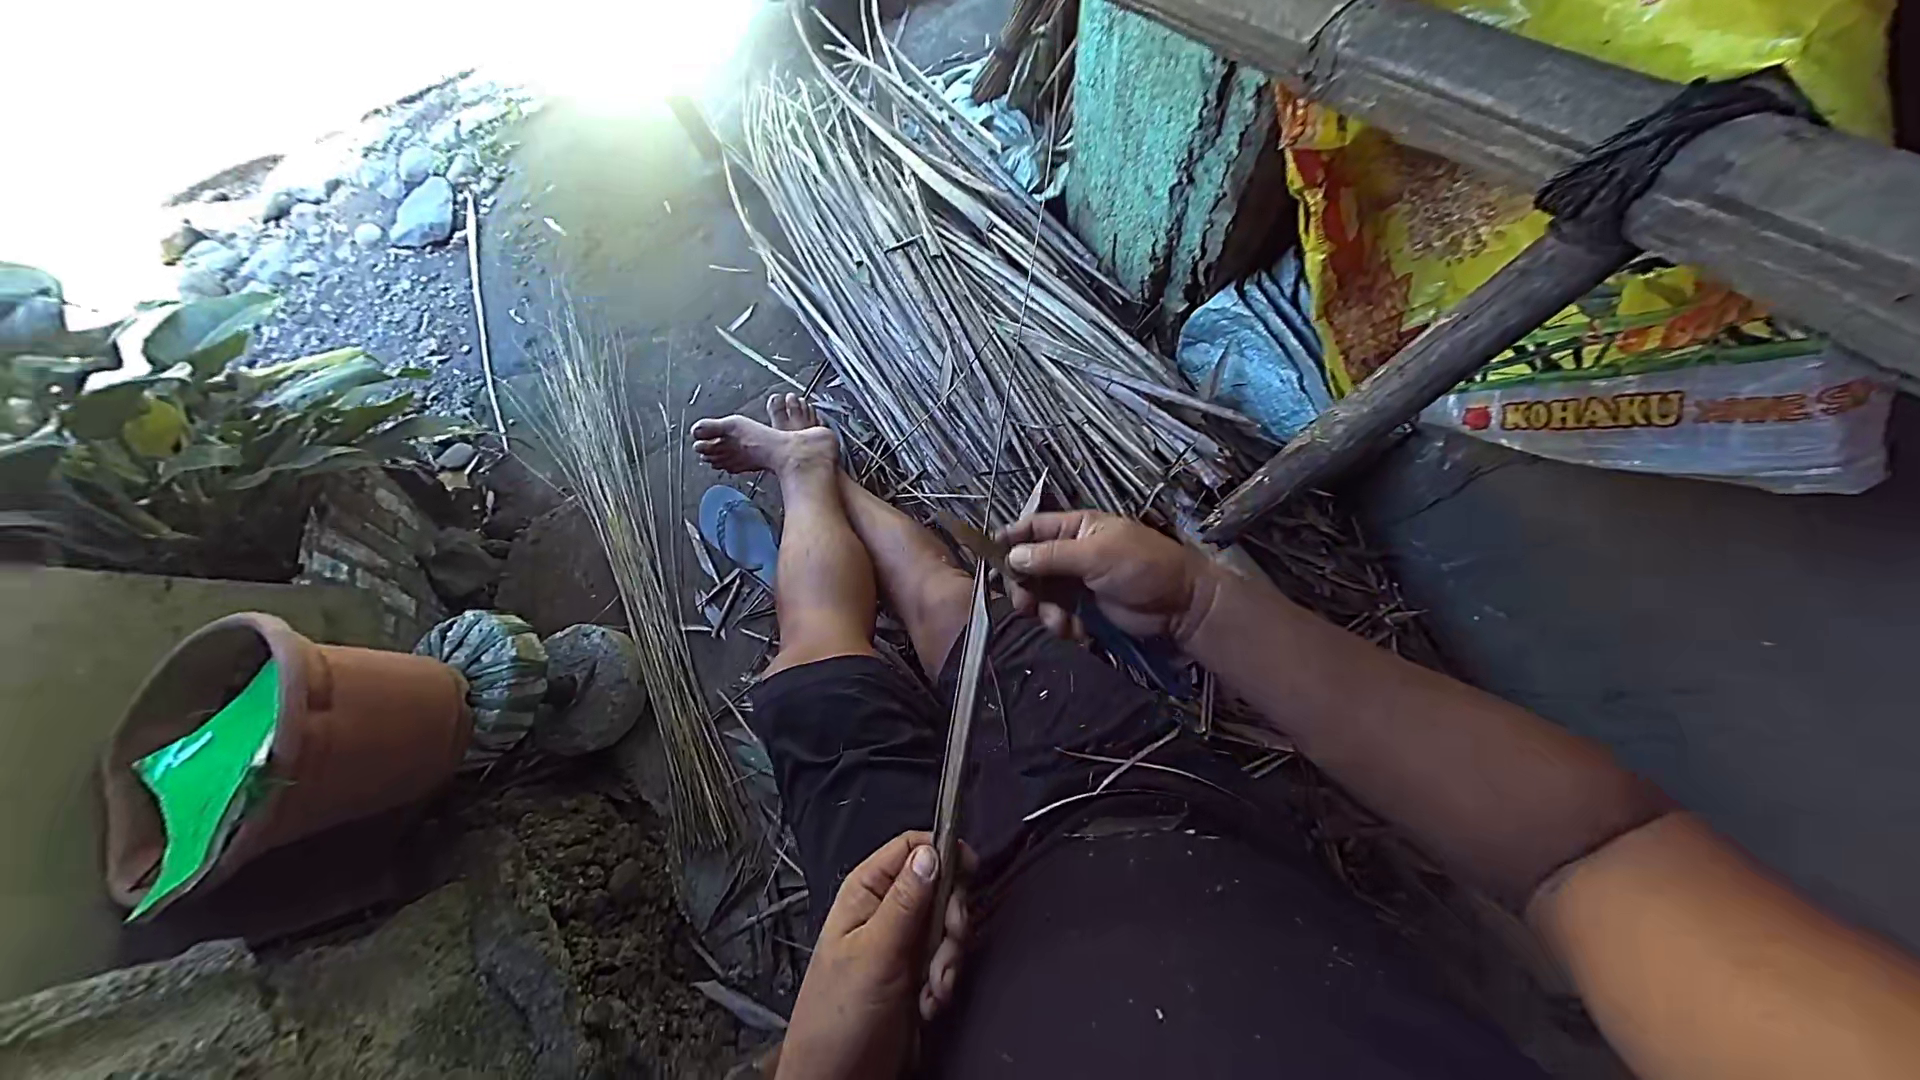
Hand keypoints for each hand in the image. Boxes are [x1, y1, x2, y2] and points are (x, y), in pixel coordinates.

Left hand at [777, 832, 972, 1079]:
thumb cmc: (838, 1020)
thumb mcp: (874, 954)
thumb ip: (906, 902)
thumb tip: (931, 852)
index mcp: (867, 890)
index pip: (912, 847)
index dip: (943, 852)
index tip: (969, 872)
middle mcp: (887, 908)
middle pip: (940, 883)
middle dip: (951, 918)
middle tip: (946, 944)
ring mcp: (903, 939)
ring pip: (947, 921)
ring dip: (949, 957)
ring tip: (933, 988)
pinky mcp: (917, 969)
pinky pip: (947, 956)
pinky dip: (946, 979)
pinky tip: (929, 1002)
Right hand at [997, 510, 1221, 643]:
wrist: (1182, 606)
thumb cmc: (1143, 567)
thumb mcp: (1096, 555)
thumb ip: (1051, 556)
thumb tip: (1012, 556)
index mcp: (1076, 528)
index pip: (1032, 527)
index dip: (1009, 540)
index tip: (990, 558)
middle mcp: (1071, 553)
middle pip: (1029, 566)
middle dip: (1024, 586)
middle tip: (1024, 604)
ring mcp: (1077, 582)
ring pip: (1041, 595)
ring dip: (1044, 611)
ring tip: (1060, 622)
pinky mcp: (1084, 609)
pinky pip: (1058, 615)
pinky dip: (1062, 625)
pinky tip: (1077, 631)